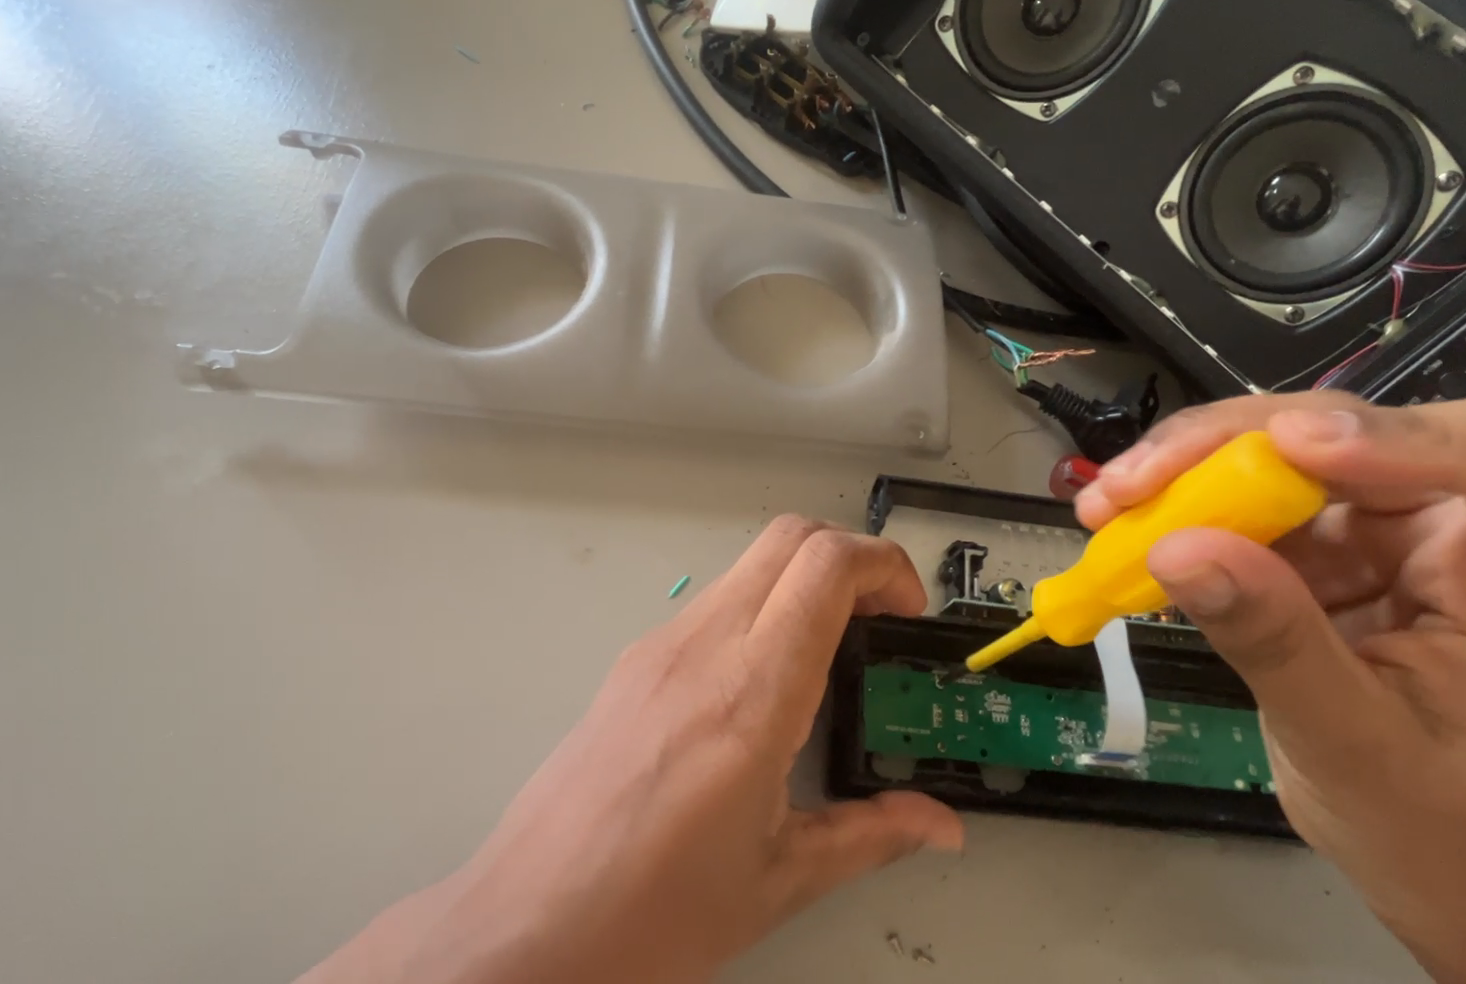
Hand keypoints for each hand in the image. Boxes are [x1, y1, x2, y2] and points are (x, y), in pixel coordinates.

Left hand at [297, 518, 962, 983]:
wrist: (523, 929)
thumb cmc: (653, 913)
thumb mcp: (779, 878)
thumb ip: (871, 834)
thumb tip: (942, 826)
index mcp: (751, 695)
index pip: (826, 567)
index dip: (886, 565)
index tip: (909, 612)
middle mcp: (702, 648)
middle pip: (790, 536)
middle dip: (853, 557)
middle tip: (882, 619)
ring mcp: (659, 647)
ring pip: (750, 563)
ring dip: (804, 581)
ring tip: (832, 653)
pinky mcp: (633, 661)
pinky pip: (715, 601)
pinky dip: (763, 608)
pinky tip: (767, 683)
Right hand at [1078, 385, 1465, 982]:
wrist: (1421, 858)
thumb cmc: (1431, 824)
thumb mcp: (1351, 746)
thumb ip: (1275, 644)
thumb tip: (1176, 549)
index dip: (1424, 432)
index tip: (1298, 449)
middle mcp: (1451, 529)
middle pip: (1361, 428)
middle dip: (1235, 444)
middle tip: (1133, 485)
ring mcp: (1376, 531)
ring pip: (1282, 450)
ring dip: (1186, 467)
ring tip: (1106, 505)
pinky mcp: (1314, 544)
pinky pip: (1239, 497)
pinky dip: (1174, 504)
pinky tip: (1119, 527)